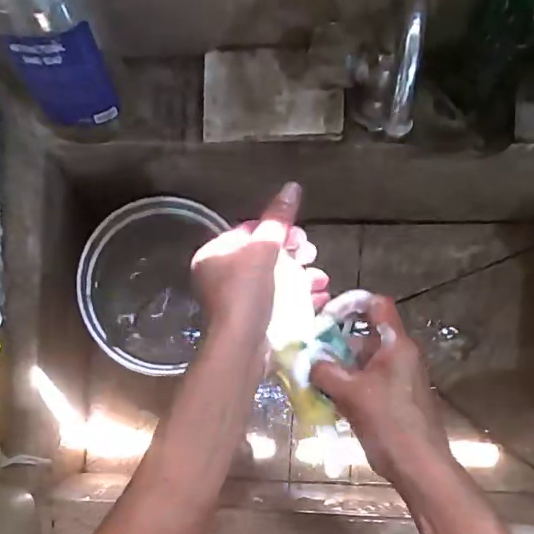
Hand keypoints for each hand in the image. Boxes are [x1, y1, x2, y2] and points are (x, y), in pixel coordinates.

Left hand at [190, 182, 327, 339]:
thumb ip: (278, 218)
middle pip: (263, 256)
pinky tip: (319, 296)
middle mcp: (219, 277)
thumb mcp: (263, 249)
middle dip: (294, 254)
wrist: (241, 346)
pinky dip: (298, 298)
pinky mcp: (251, 321)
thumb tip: (292, 186)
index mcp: (213, 255)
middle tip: (311, 254)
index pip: (248, 232)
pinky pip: (278, 302)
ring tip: (320, 278)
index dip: (278, 230)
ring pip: (273, 280)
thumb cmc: (245, 292)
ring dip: (301, 276)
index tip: (300, 236)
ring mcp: (235, 302)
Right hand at [309, 295, 450, 479]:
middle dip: (336, 343)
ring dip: (339, 368)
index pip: (377, 305)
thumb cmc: (388, 422)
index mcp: (397, 345)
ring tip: (313, 380)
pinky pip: (367, 382)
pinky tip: (329, 400)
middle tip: (309, 355)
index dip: (350, 304)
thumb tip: (309, 361)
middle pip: (365, 337)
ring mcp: (399, 378)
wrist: (418, 463)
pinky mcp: (395, 399)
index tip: (325, 318)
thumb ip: (325, 372)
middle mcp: (401, 356)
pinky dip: (348, 386)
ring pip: (364, 362)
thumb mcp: (350, 394)